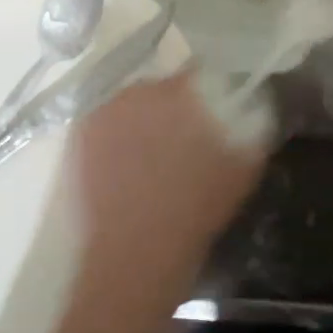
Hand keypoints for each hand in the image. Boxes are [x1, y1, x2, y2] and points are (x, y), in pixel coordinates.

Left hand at [65, 71, 269, 271]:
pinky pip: (101, 121)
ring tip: (147, 151)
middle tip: (179, 134)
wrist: (134, 258)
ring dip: (139, 117)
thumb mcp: (240, 171)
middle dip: (169, 104)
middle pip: (159, 86)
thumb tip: (253, 107)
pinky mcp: (78, 134)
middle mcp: (139, 91)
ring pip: (128, 102)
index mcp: (180, 92)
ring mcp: (103, 111)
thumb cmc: (193, 214)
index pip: (196, 74)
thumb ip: (250, 129)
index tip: (211, 109)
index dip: (205, 90)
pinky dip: (112, 133)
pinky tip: (120, 161)